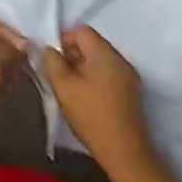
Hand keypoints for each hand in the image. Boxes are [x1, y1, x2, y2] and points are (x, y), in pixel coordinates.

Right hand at [45, 26, 152, 170]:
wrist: (123, 150)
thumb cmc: (90, 114)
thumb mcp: (63, 85)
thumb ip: (52, 61)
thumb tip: (49, 48)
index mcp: (106, 54)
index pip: (82, 31)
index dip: (64, 39)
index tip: (53, 59)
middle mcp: (122, 60)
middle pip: (93, 44)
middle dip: (72, 54)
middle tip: (59, 73)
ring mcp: (130, 76)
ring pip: (100, 59)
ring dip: (83, 66)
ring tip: (70, 86)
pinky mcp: (132, 91)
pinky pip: (109, 73)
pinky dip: (95, 77)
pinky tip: (86, 96)